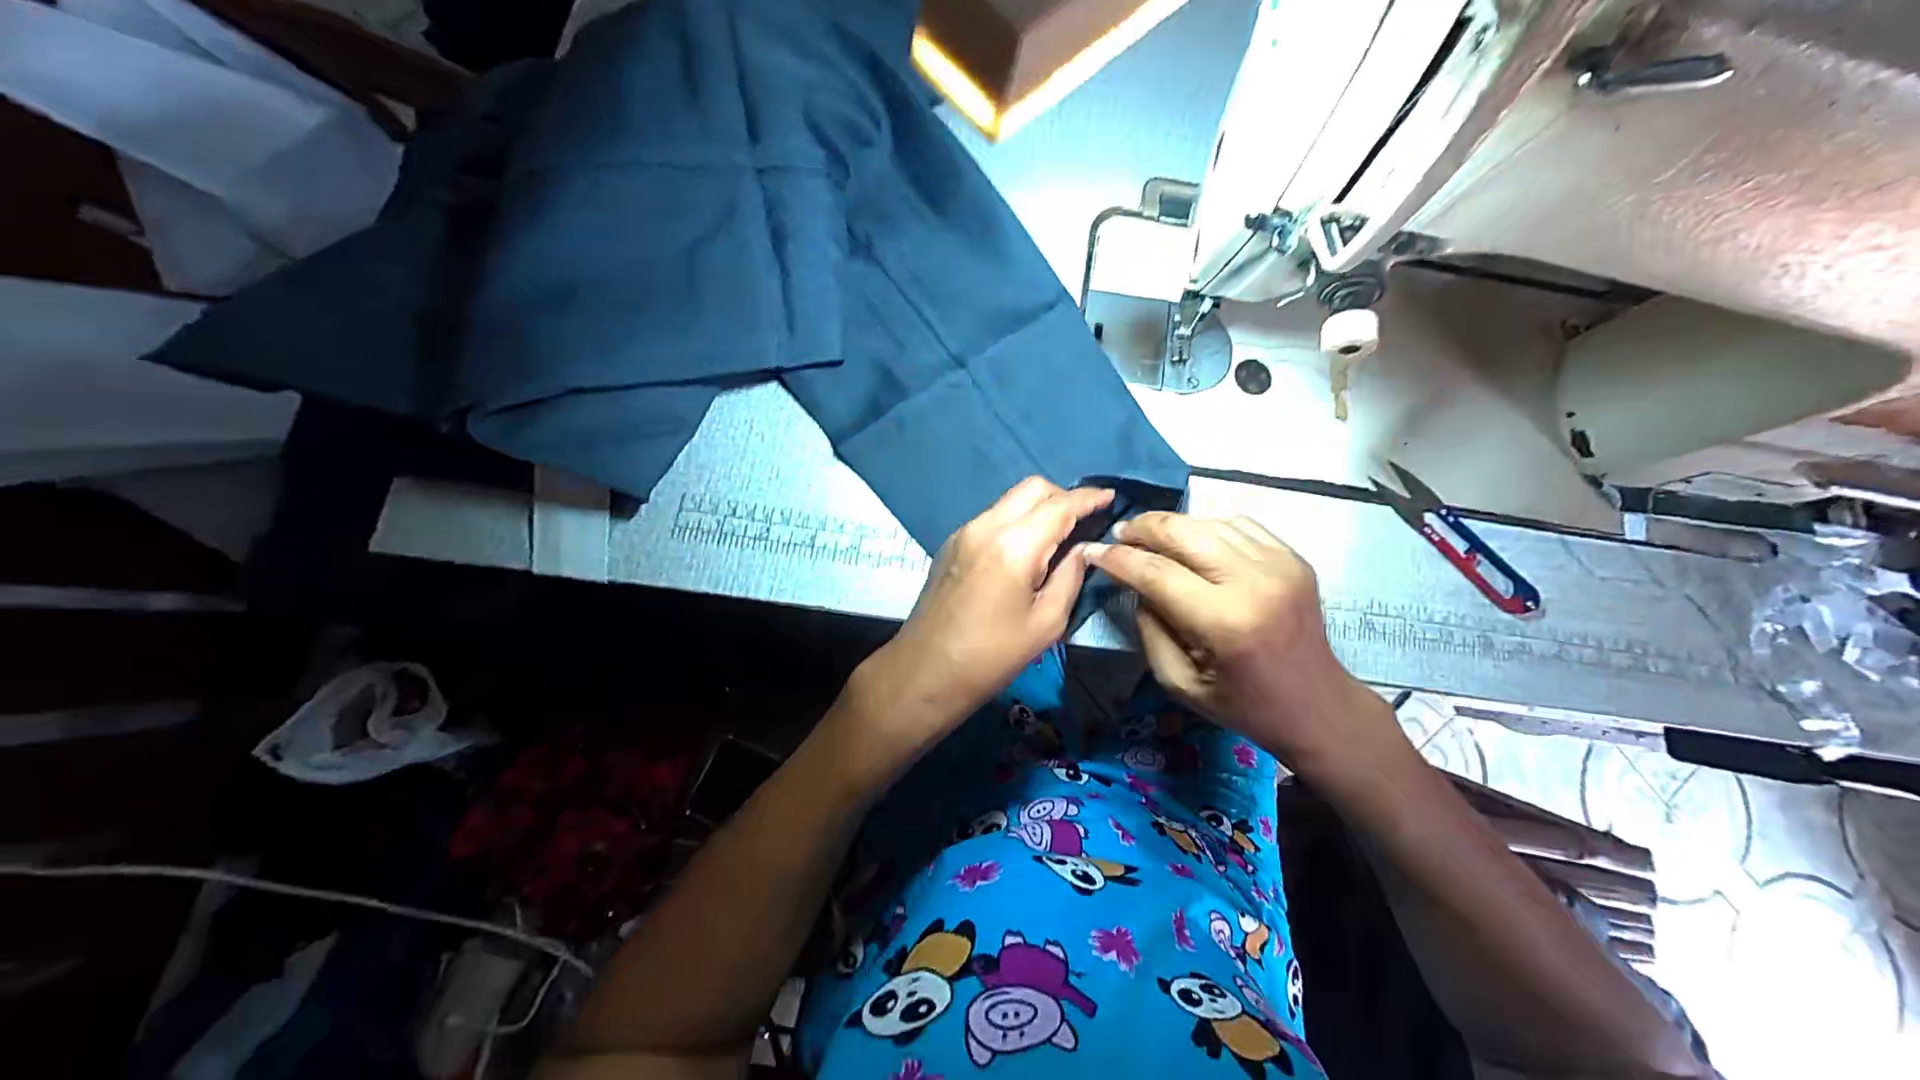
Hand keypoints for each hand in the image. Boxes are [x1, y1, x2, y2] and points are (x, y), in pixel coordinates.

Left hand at [840, 477, 1112, 778]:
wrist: (924, 672)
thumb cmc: (991, 657)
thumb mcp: (1046, 623)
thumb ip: (1071, 577)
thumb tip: (1084, 549)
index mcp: (1013, 545)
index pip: (1059, 505)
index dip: (1089, 498)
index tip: (1111, 497)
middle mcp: (985, 527)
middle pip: (1032, 489)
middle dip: (1063, 497)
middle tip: (1085, 521)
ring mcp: (964, 533)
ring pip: (1010, 501)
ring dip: (1038, 509)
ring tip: (1059, 538)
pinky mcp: (951, 545)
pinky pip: (993, 518)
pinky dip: (1016, 522)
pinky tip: (1026, 551)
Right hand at [1085, 512, 1395, 768]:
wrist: (1317, 705)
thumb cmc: (1243, 704)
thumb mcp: (1179, 681)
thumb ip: (1150, 628)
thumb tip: (1136, 583)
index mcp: (1224, 621)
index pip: (1156, 573)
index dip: (1118, 558)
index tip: (1092, 551)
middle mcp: (1254, 582)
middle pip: (1183, 532)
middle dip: (1143, 528)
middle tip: (1120, 534)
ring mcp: (1280, 564)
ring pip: (1209, 523)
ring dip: (1173, 526)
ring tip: (1151, 537)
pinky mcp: (1294, 558)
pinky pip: (1239, 525)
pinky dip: (1208, 528)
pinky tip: (1193, 543)